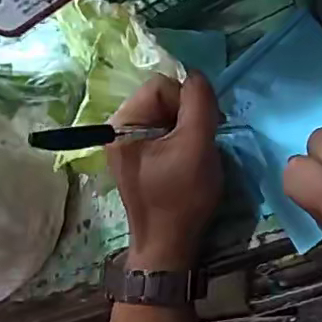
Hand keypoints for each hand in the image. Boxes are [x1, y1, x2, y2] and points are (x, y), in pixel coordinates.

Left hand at [109, 74, 221, 269]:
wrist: (168, 246)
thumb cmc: (181, 197)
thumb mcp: (196, 145)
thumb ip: (199, 104)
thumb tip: (198, 75)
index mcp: (122, 123)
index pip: (161, 85)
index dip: (188, 101)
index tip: (204, 128)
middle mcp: (117, 129)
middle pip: (163, 98)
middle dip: (188, 114)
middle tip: (203, 141)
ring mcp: (126, 144)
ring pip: (167, 115)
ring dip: (188, 129)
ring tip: (197, 154)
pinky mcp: (138, 158)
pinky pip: (164, 133)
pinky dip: (182, 141)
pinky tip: (189, 161)